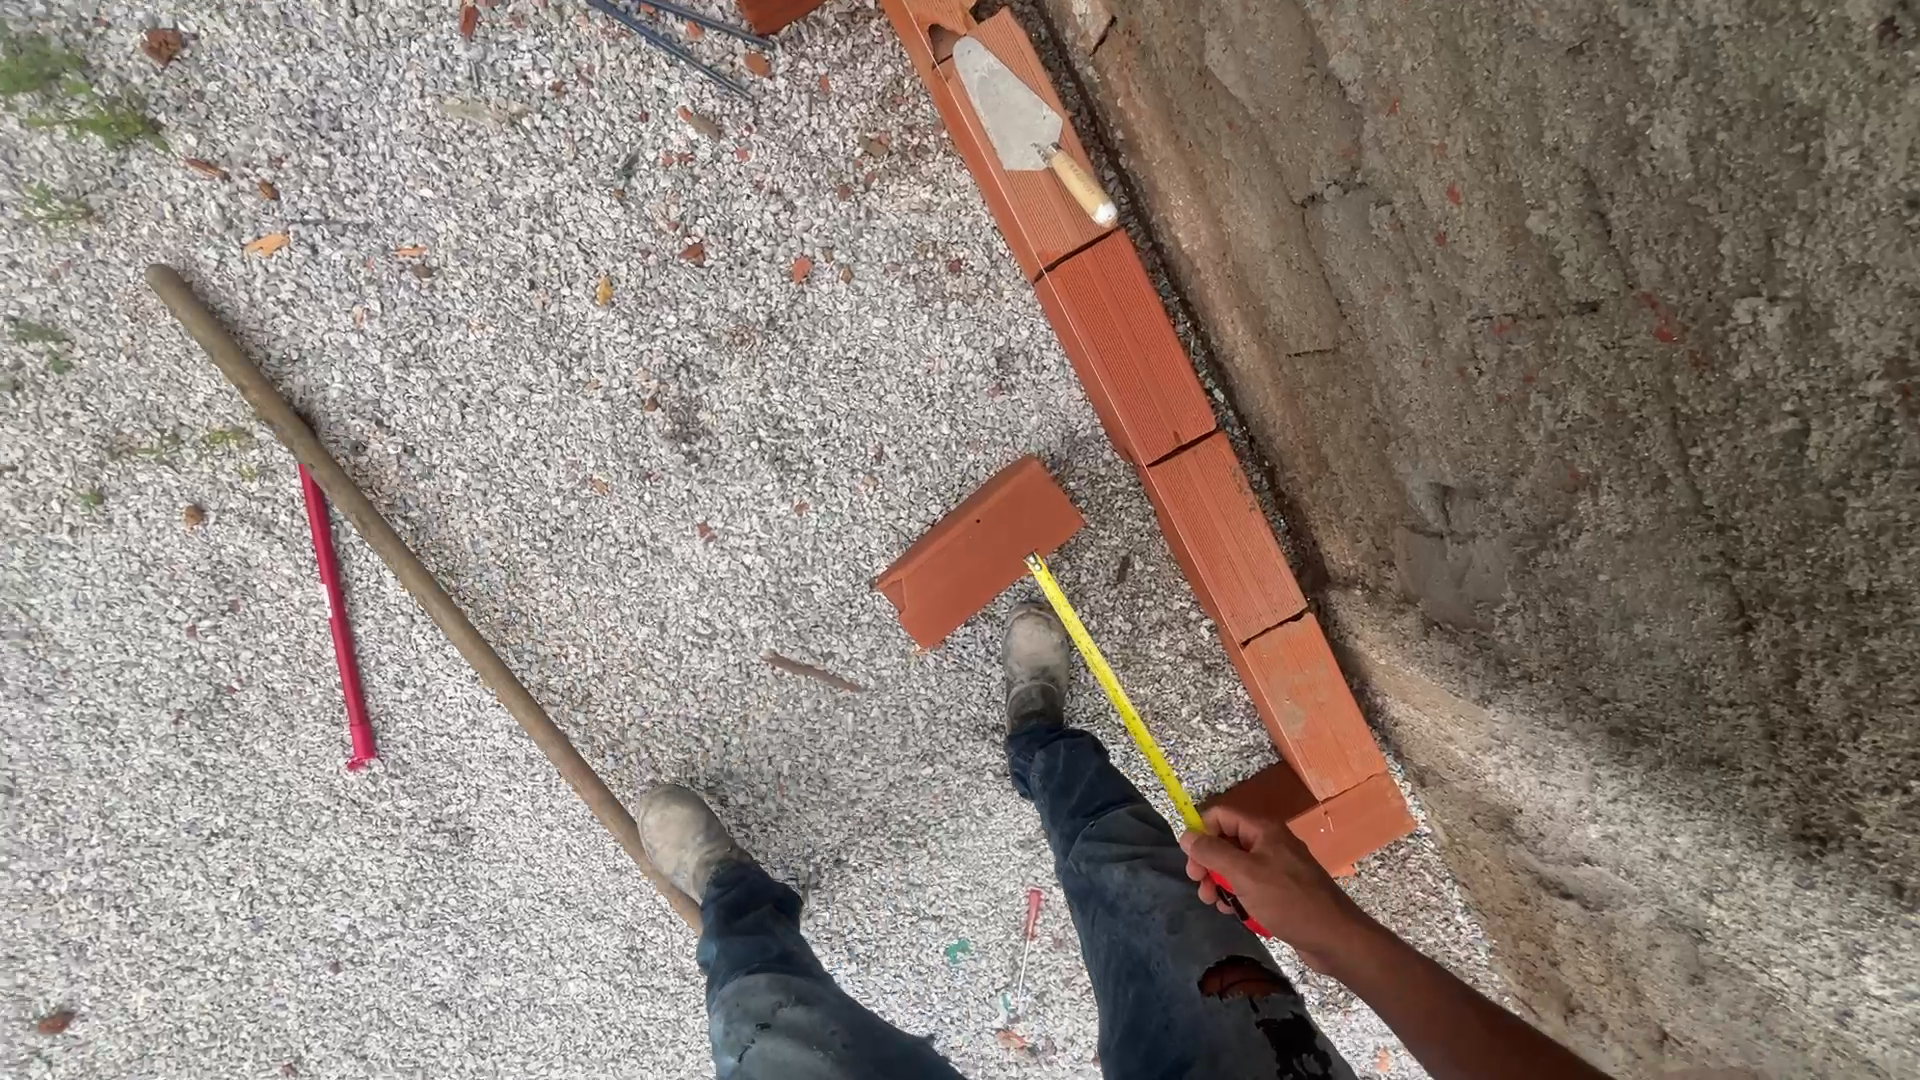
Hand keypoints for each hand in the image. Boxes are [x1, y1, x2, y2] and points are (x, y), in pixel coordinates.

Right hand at [1179, 803, 1372, 972]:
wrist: (1337, 940)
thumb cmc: (1289, 901)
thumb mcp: (1243, 874)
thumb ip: (1212, 852)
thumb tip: (1186, 835)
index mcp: (1262, 830)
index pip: (1220, 816)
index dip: (1201, 833)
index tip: (1192, 861)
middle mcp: (1269, 843)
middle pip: (1226, 842)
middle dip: (1208, 863)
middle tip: (1200, 887)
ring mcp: (1277, 867)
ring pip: (1237, 866)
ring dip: (1220, 882)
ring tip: (1215, 903)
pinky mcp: (1283, 891)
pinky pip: (1251, 884)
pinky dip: (1239, 895)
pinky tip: (1235, 912)